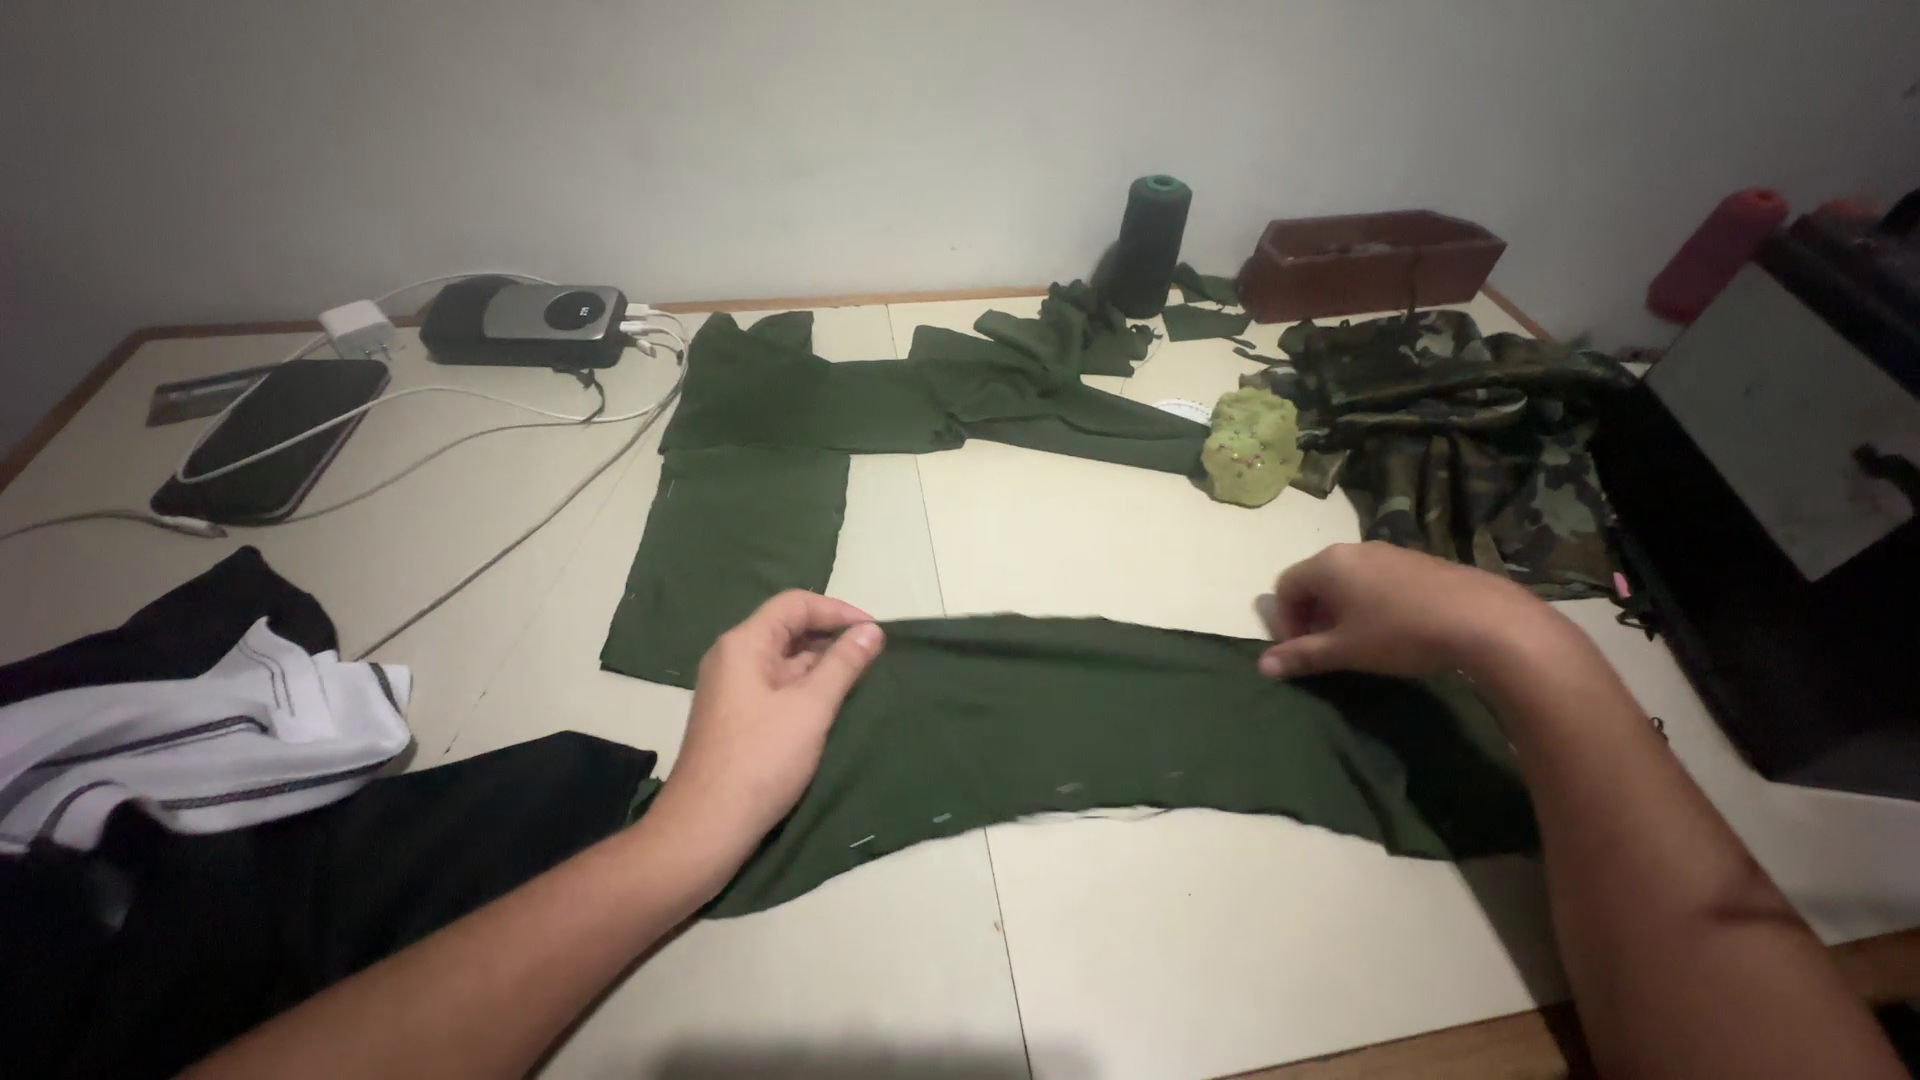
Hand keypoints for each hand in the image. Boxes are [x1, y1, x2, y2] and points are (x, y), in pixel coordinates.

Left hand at [649, 591, 883, 875]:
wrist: (706, 828)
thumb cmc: (760, 759)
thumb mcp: (810, 707)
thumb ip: (843, 664)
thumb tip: (871, 630)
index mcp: (744, 644)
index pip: (795, 604)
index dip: (837, 611)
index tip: (874, 631)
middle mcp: (733, 659)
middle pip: (788, 629)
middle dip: (832, 637)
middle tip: (874, 656)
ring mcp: (733, 690)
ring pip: (785, 661)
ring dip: (823, 665)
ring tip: (863, 680)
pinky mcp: (738, 718)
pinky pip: (778, 687)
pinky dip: (808, 689)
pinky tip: (835, 706)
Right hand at [1257, 542, 1572, 680]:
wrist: (1483, 620)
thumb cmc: (1399, 633)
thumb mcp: (1344, 650)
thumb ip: (1301, 655)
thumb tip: (1262, 666)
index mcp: (1327, 565)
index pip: (1285, 587)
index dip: (1285, 621)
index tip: (1301, 649)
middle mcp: (1353, 550)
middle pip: (1315, 579)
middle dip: (1312, 614)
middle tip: (1326, 646)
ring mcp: (1388, 552)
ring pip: (1348, 579)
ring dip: (1342, 608)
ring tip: (1360, 640)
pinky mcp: (1418, 560)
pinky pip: (1377, 578)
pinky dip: (1371, 601)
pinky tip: (1394, 628)